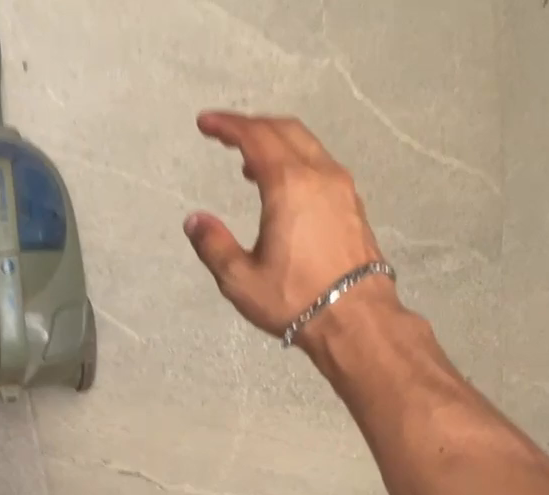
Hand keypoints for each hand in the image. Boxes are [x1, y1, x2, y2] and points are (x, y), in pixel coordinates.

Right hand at [184, 112, 396, 350]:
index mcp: (288, 186)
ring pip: (306, 144)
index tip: (205, 122)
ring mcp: (341, 187)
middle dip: (252, 125)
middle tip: (225, 132)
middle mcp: (319, 175)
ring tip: (248, 158)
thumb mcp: (239, 279)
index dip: (228, 126)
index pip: (255, 138)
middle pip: (284, 130)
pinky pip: (318, 163)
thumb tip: (195, 220)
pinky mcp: (351, 203)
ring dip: (275, 141)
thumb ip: (213, 244)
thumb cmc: (293, 298)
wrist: (354, 317)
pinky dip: (294, 158)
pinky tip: (281, 182)